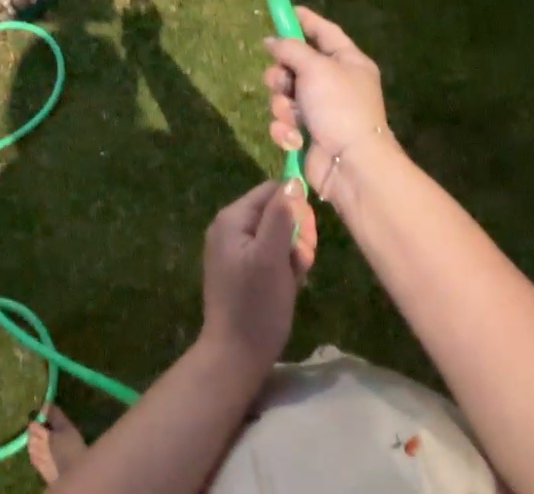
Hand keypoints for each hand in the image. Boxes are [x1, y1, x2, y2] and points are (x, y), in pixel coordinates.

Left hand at [200, 182, 305, 371]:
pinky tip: (287, 287)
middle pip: (278, 212)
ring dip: (294, 255)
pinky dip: (285, 268)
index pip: (272, 191)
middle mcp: (231, 227)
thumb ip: (281, 215)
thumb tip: (291, 180)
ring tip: (292, 280)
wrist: (237, 354)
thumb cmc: (256, 304)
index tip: (302, 238)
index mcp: (232, 218)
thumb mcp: (272, 256)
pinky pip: (273, 255)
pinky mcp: (245, 269)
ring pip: (280, 236)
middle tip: (297, 264)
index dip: (295, 209)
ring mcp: (237, 249)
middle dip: (296, 235)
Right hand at [264, 6, 400, 200]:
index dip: (305, 20)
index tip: (283, 11)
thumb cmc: (339, 108)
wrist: (350, 165)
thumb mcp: (315, 68)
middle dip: (281, 75)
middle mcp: (336, 83)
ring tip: (291, 116)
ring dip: (282, 105)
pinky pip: (285, 121)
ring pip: (285, 95)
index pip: (325, 32)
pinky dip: (285, 128)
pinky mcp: (309, 133)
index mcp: (348, 62)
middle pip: (296, 65)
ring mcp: (322, 110)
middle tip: (280, 81)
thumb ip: (290, 49)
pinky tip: (293, 137)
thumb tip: (271, 41)